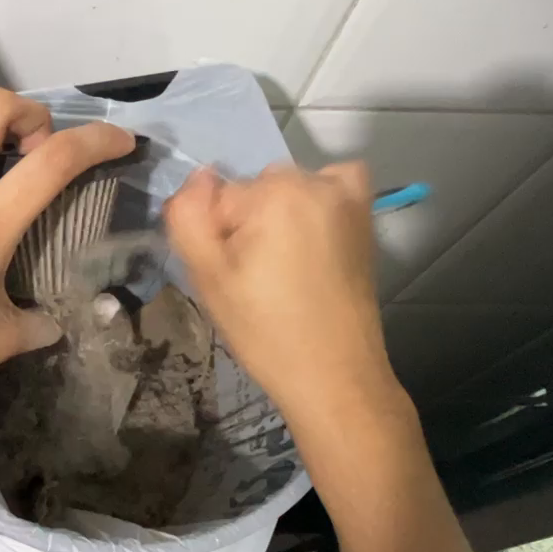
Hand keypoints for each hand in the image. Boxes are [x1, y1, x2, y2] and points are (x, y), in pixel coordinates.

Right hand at [162, 161, 404, 438]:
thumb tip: (196, 177)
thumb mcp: (208, 277)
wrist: (333, 374)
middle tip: (253, 277)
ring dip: (275, 215)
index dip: (212, 236)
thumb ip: (188, 218)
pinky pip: (332, 184)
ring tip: (282, 266)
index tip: (227, 274)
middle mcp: (313, 182)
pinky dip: (317, 199)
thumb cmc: (264, 331)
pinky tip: (311, 235)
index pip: (214, 199)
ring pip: (284, 189)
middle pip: (250, 190)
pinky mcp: (364, 216)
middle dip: (243, 224)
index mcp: (271, 193)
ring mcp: (345, 196)